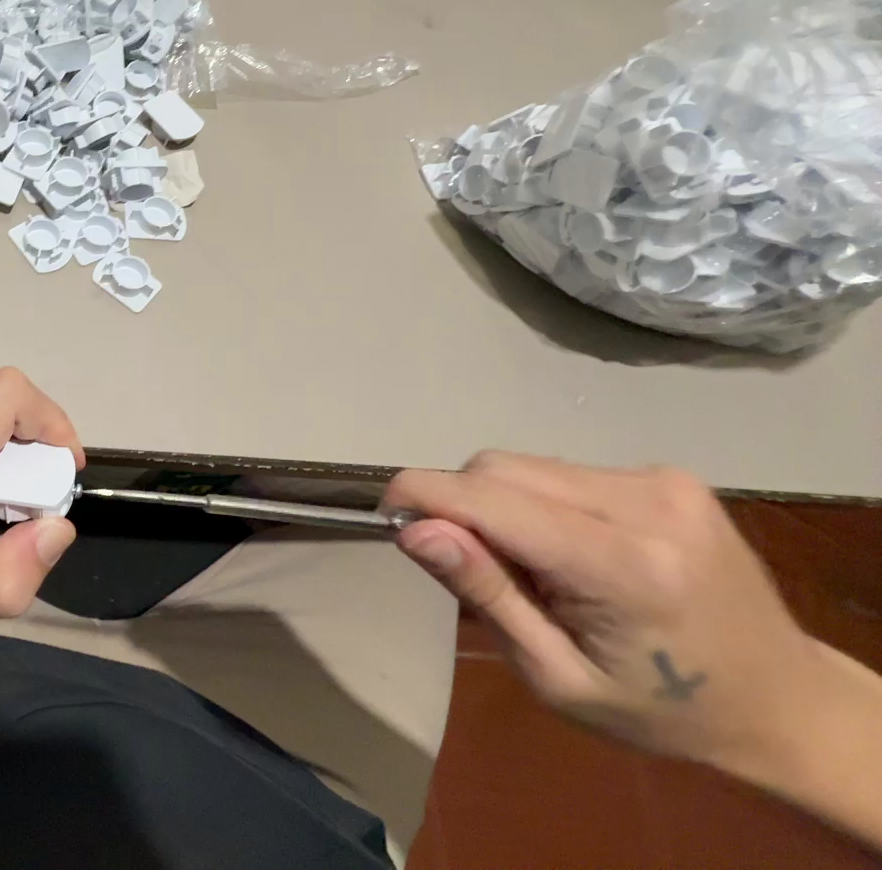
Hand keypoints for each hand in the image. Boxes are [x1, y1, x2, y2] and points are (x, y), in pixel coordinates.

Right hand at [385, 453, 822, 772]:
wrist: (785, 704)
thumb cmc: (659, 709)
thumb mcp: (554, 675)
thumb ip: (484, 594)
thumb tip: (413, 530)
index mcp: (625, 566)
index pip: (488, 497)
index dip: (419, 496)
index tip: (388, 522)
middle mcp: (647, 505)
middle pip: (497, 468)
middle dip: (459, 506)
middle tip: (479, 571)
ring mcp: (663, 483)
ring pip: (521, 463)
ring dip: (496, 503)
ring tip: (531, 566)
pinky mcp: (666, 476)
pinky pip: (556, 469)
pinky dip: (533, 501)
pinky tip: (565, 547)